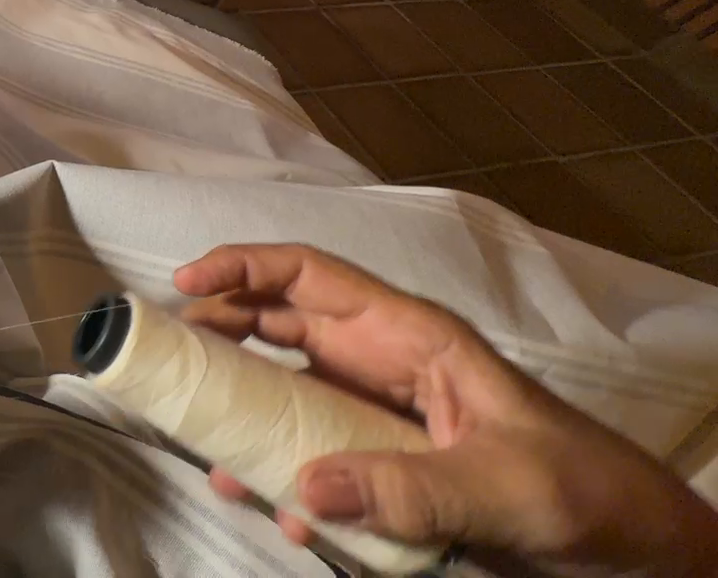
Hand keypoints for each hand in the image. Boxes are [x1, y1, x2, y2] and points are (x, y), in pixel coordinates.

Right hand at [173, 243, 717, 575]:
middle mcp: (373, 356)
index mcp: (404, 333)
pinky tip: (264, 497)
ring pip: (278, 380)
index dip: (240, 266)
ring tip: (202, 431)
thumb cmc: (587, 494)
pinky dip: (273, 463)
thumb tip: (303, 488)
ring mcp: (365, 401)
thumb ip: (413, 487)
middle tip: (174, 352)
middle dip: (219, 328)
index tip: (184, 283)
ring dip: (236, 401)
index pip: (306, 274)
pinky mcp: (365, 449)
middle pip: (275, 319)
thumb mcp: (508, 490)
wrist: (641, 557)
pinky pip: (301, 440)